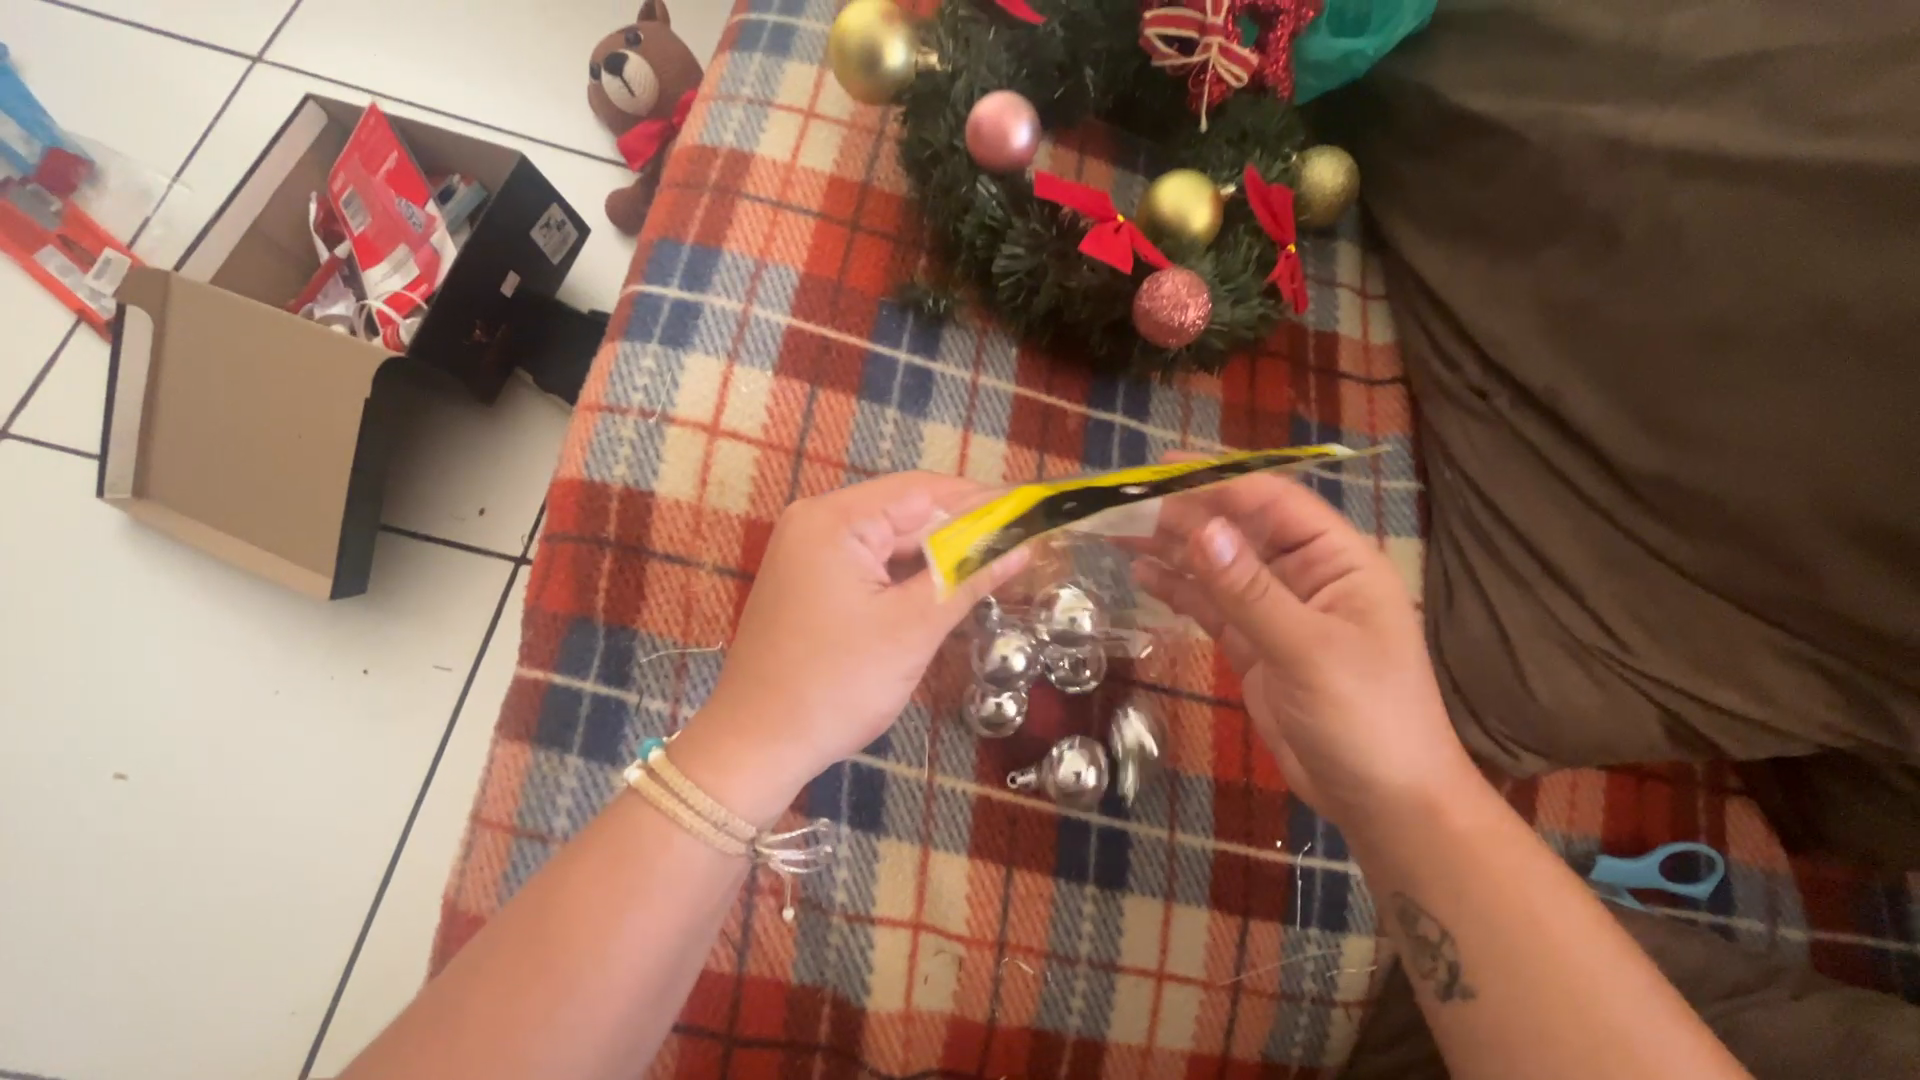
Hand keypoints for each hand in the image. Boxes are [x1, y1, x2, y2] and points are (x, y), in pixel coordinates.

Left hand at [671, 472, 1028, 825]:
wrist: (757, 746)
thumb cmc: (836, 685)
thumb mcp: (912, 629)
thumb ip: (968, 578)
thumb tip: (1022, 546)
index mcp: (834, 520)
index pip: (922, 490)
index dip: (980, 500)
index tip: (1031, 512)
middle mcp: (815, 523)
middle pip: (904, 513)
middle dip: (961, 530)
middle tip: (1021, 544)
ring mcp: (807, 553)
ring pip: (888, 542)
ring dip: (937, 556)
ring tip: (994, 566)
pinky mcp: (808, 583)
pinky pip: (868, 565)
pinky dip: (906, 576)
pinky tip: (946, 587)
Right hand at [1131, 463, 1477, 830]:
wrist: (1383, 801)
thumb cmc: (1365, 718)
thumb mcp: (1307, 651)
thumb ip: (1249, 591)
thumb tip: (1199, 530)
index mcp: (1336, 560)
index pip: (1270, 502)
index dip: (1216, 480)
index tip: (1159, 469)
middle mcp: (1305, 575)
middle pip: (1237, 529)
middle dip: (1183, 514)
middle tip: (1121, 503)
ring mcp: (1277, 611)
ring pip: (1217, 566)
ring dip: (1172, 549)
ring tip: (1119, 533)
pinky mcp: (1255, 646)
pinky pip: (1211, 606)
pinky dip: (1178, 590)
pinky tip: (1143, 574)